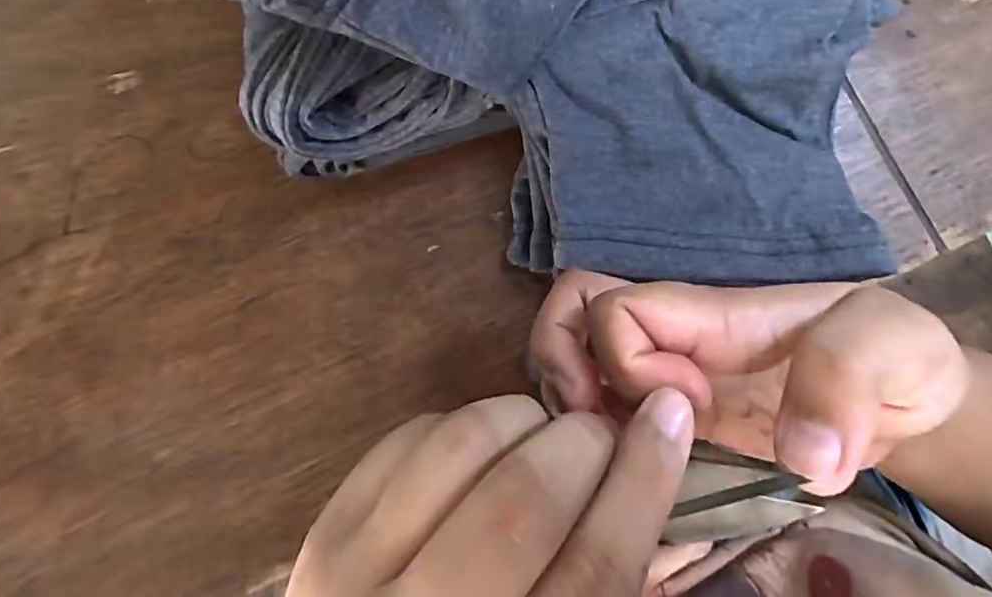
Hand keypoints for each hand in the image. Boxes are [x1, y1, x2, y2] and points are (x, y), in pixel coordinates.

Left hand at [287, 389, 693, 596]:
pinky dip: (462, 424)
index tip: (669, 411)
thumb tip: (656, 452)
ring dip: (522, 421)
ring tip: (540, 437)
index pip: (597, 567)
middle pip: (524, 503)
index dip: (642, 477)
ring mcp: (356, 582)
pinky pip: (409, 439)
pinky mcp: (323, 539)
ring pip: (463, 449)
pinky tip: (483, 449)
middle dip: (582, 442)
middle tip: (599, 435)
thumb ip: (611, 565)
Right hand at [536, 280, 968, 494]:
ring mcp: (678, 384)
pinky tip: (636, 492)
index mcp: (712, 314)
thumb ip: (843, 376)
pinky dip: (599, 449)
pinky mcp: (687, 429)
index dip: (627, 359)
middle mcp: (679, 343)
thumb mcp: (888, 342)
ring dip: (574, 412)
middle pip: (574, 313)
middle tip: (601, 432)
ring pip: (579, 364)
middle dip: (563, 366)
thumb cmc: (896, 354)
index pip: (617, 305)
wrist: (910, 403)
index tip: (686, 404)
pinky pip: (611, 419)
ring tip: (617, 465)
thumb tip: (799, 456)